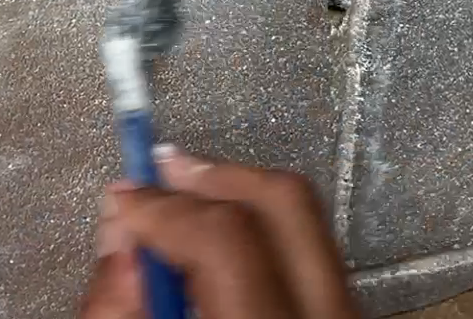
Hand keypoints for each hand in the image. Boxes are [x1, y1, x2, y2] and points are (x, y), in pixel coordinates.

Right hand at [79, 148, 359, 318]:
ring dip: (235, 196)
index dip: (163, 207)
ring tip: (182, 207)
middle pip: (285, 200)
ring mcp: (351, 316)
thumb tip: (121, 234)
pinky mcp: (351, 314)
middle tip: (160, 168)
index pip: (226, 238)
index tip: (123, 202)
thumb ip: (124, 308)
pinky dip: (260, 233)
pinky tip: (219, 252)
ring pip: (301, 217)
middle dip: (214, 173)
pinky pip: (308, 248)